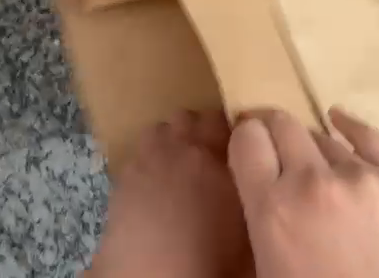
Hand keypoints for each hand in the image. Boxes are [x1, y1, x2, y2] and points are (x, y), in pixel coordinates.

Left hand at [88, 110, 250, 277]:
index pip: (225, 121)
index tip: (235, 144)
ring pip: (162, 128)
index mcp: (217, 157)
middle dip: (198, 130)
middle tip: (206, 156)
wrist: (150, 275)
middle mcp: (183, 146)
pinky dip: (148, 161)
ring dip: (170, 140)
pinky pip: (139, 151)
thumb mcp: (246, 230)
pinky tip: (152, 184)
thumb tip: (253, 182)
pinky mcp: (125, 172)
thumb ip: (249, 193)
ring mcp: (150, 155)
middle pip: (190, 117)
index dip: (230, 130)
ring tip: (178, 167)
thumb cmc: (208, 261)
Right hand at [228, 107, 378, 277]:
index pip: (246, 138)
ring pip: (321, 136)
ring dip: (312, 151)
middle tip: (273, 154)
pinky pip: (368, 137)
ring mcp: (358, 178)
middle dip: (272, 135)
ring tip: (315, 175)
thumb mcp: (269, 271)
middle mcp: (312, 181)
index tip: (246, 150)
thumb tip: (256, 185)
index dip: (244, 141)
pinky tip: (338, 122)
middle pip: (281, 124)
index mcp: (273, 210)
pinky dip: (348, 127)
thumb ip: (260, 220)